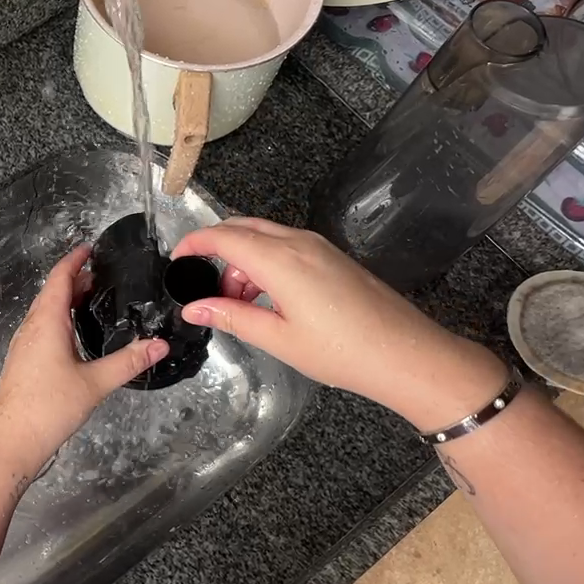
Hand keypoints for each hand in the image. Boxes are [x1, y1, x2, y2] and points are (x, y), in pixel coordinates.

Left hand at [0, 246, 165, 474]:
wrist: (10, 441)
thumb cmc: (48, 407)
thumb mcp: (95, 383)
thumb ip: (128, 362)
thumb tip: (160, 345)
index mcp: (46, 321)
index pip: (59, 278)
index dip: (74, 260)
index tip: (91, 248)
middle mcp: (31, 327)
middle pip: (51, 292)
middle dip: (75, 280)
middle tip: (103, 276)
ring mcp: (23, 345)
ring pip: (45, 311)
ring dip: (66, 300)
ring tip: (93, 300)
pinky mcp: (22, 362)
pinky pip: (42, 329)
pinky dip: (59, 320)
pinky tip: (75, 335)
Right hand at [170, 218, 505, 431]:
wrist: (406, 355)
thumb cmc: (342, 351)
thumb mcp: (277, 338)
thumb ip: (230, 316)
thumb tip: (192, 308)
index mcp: (280, 260)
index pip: (223, 236)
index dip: (194, 244)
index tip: (177, 260)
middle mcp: (299, 242)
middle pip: (242, 228)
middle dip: (217, 252)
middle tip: (208, 291)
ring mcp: (319, 246)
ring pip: (264, 237)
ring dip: (242, 261)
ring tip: (240, 303)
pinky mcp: (332, 256)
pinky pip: (285, 246)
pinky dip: (265, 263)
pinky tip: (268, 299)